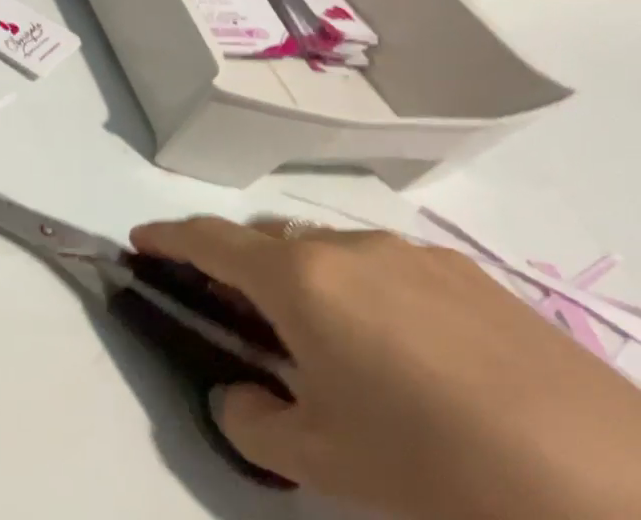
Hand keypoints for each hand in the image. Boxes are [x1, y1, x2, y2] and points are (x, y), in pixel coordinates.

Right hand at [131, 217, 640, 519]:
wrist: (624, 491)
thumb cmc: (439, 466)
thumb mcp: (320, 459)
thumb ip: (249, 418)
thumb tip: (242, 394)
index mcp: (299, 280)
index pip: (208, 239)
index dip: (165, 238)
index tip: (139, 244)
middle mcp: (351, 249)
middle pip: (267, 238)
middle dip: (235, 264)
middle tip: (232, 313)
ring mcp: (420, 258)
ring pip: (330, 250)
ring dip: (302, 277)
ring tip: (320, 337)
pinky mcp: (478, 281)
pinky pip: (388, 267)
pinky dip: (361, 289)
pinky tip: (397, 348)